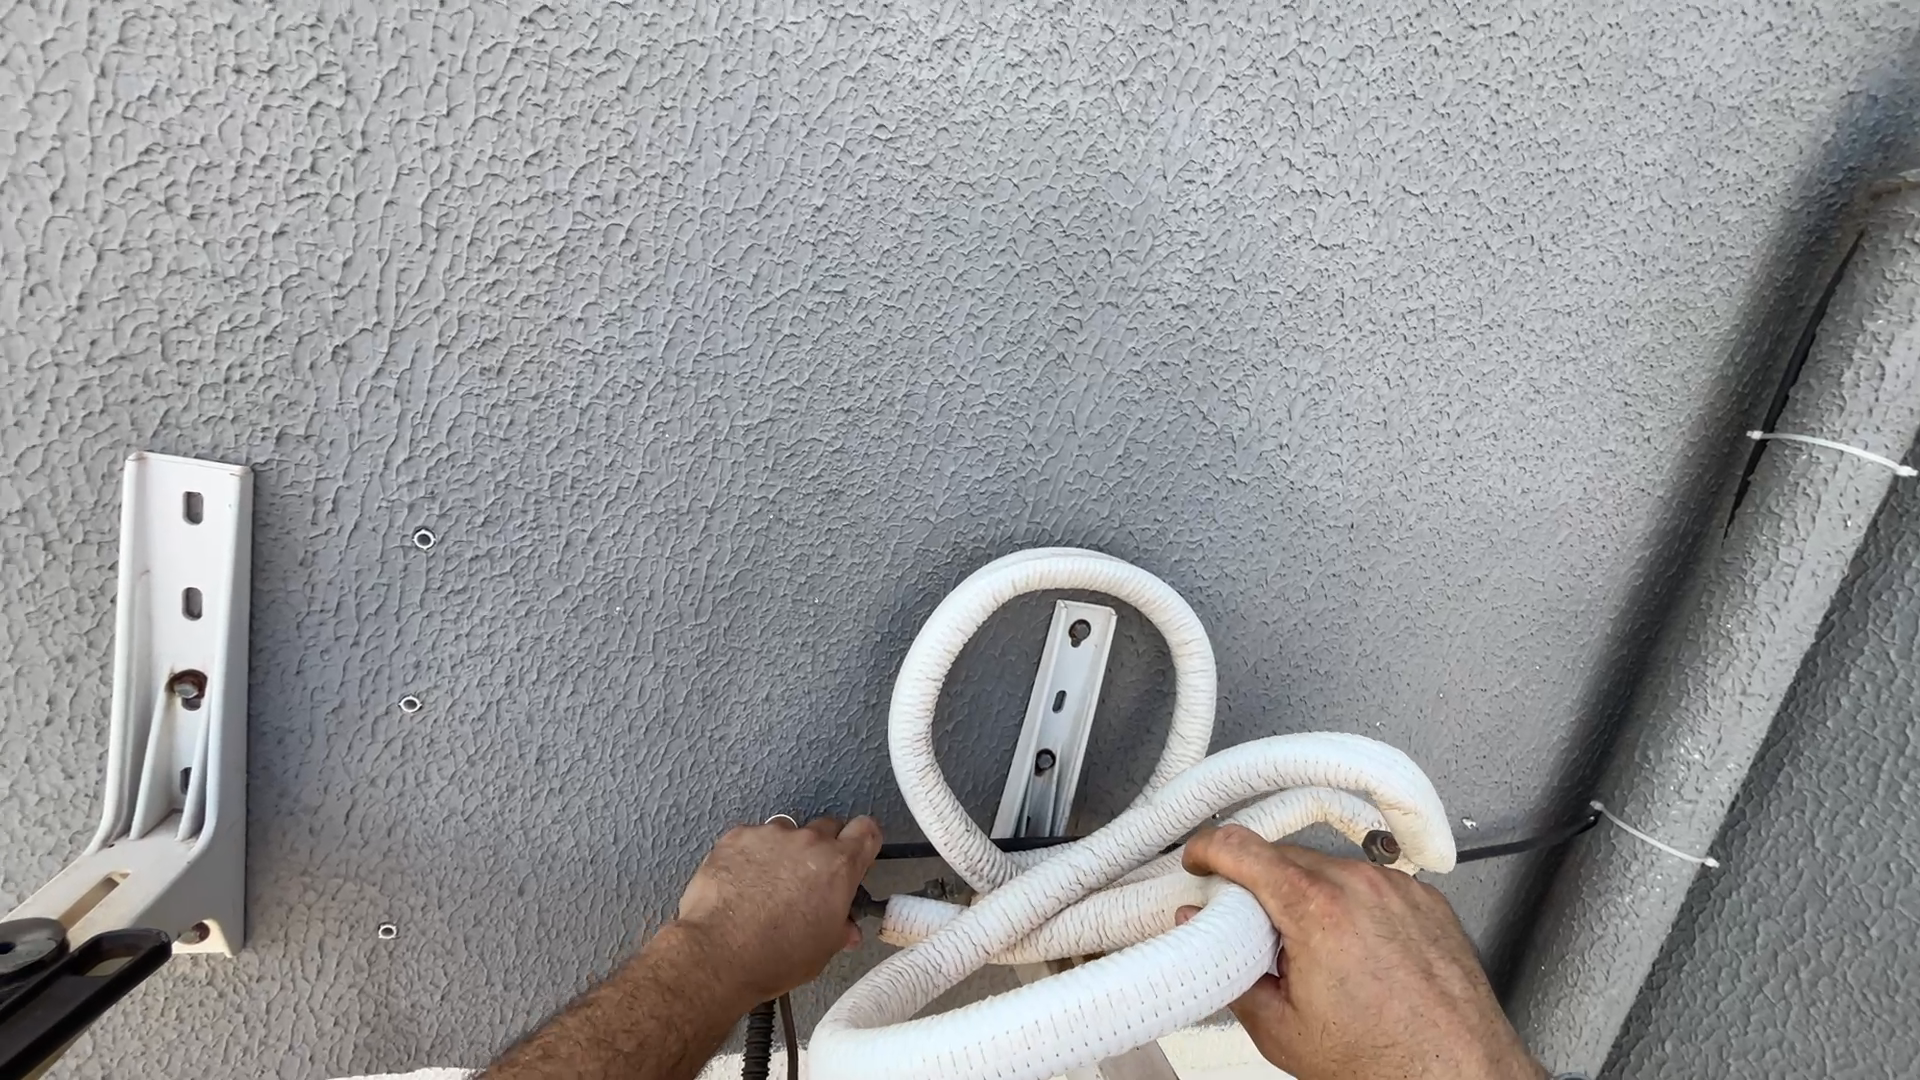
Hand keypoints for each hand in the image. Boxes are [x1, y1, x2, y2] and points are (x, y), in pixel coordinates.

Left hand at [672, 815, 882, 1004]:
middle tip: (809, 877)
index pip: (866, 830)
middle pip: (828, 827)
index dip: (863, 839)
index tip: (856, 848)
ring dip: (784, 851)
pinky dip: (751, 854)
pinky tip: (742, 882)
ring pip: (788, 831)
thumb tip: (845, 928)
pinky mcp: (740, 836)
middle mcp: (810, 842)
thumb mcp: (823, 949)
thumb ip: (840, 928)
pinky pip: (753, 836)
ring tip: (768, 885)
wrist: (718, 956)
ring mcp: (773, 835)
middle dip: (822, 849)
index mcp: (839, 866)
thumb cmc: (771, 957)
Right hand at [1180, 825, 1544, 1079]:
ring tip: (1310, 941)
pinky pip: (1366, 879)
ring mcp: (1395, 887)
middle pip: (1279, 855)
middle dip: (1256, 880)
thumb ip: (1224, 968)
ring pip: (1323, 864)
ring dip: (1303, 887)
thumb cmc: (1386, 1065)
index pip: (1240, 847)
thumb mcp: (1280, 1030)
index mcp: (1316, 908)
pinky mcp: (1423, 897)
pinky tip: (1352, 943)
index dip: (1206, 848)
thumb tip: (1194, 927)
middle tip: (1251, 922)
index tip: (1198, 858)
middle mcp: (1357, 885)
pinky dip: (1348, 899)